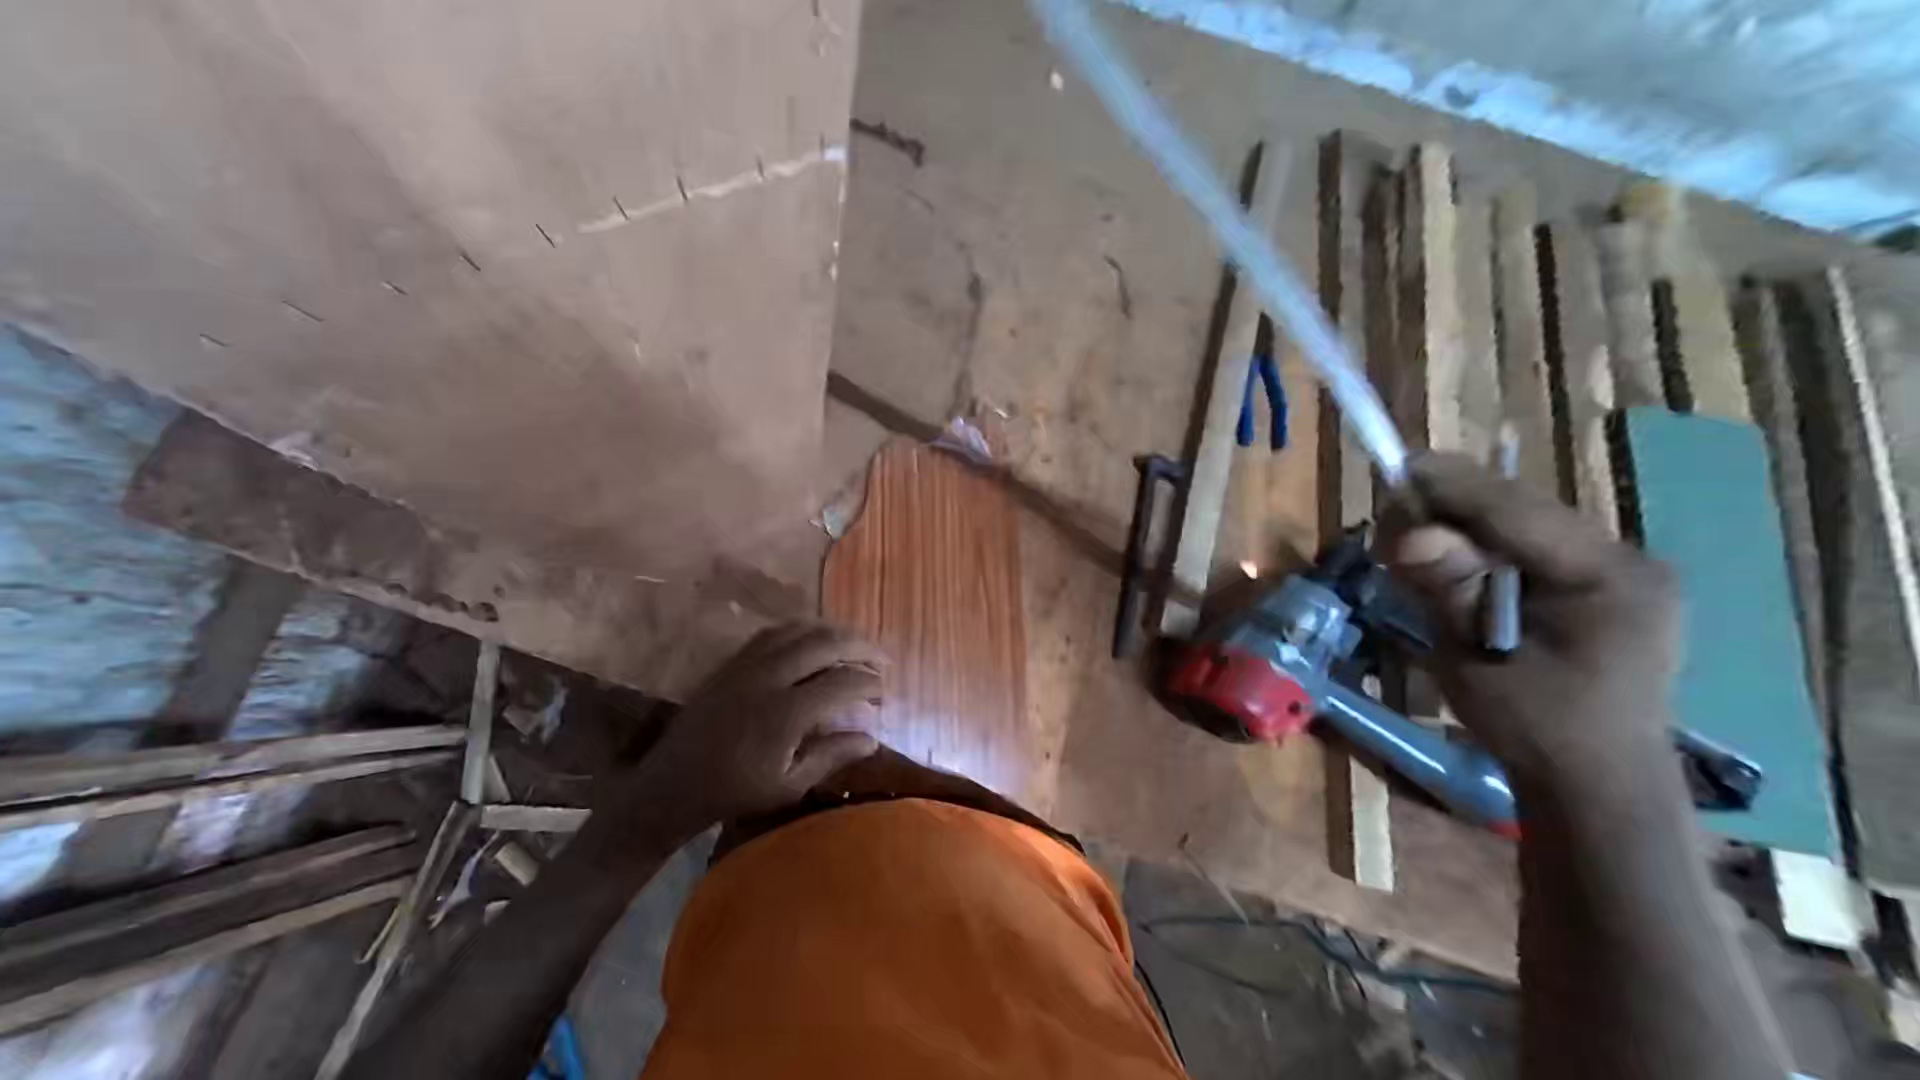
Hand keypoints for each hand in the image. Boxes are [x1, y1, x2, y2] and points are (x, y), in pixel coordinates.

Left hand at [586, 623, 884, 857]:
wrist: (673, 784)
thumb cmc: (734, 792)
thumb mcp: (789, 786)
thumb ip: (832, 756)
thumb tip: (872, 738)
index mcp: (786, 713)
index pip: (842, 682)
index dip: (869, 683)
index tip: (882, 693)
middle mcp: (769, 678)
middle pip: (825, 644)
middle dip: (860, 646)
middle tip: (881, 658)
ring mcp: (748, 664)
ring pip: (799, 630)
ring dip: (832, 633)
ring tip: (854, 644)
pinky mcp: (732, 662)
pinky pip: (773, 632)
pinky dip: (802, 630)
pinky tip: (813, 640)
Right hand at [1383, 453, 1680, 789]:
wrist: (1596, 790)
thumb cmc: (1537, 730)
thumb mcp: (1477, 658)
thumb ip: (1447, 588)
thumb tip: (1405, 531)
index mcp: (1609, 577)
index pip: (1517, 510)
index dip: (1451, 486)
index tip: (1396, 468)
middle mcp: (1624, 561)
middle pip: (1519, 511)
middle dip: (1450, 509)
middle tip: (1390, 524)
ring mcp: (1618, 574)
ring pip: (1520, 527)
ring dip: (1461, 530)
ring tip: (1410, 549)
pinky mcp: (1600, 589)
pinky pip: (1526, 550)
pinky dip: (1480, 551)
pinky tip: (1449, 567)